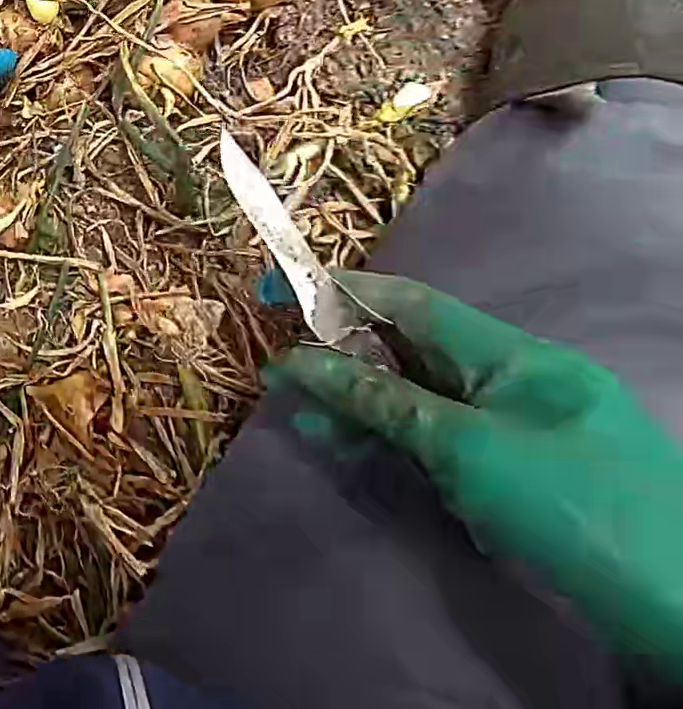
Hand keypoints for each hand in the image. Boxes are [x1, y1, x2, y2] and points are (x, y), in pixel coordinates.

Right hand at [274, 271, 682, 676]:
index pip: (408, 303)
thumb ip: (373, 397)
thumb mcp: (462, 447)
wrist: (679, 623)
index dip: (335, 290)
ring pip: (400, 394)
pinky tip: (339, 446)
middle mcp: (505, 382)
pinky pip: (416, 433)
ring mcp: (501, 426)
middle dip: (333, 358)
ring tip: (305, 423)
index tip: (271, 292)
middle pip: (398, 350)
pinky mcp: (492, 465)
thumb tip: (293, 359)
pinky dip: (373, 435)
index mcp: (514, 359)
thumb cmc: (572, 510)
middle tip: (278, 377)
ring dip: (346, 404)